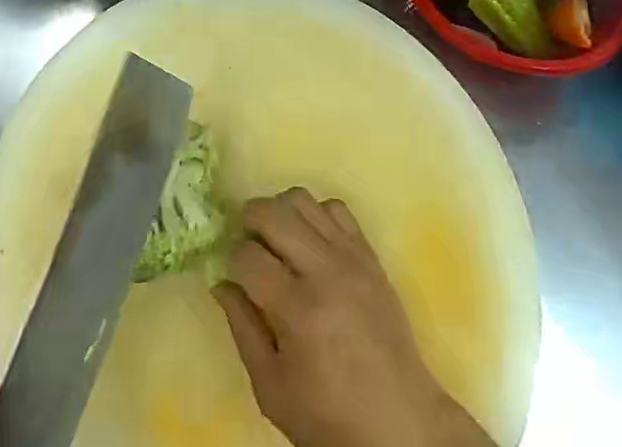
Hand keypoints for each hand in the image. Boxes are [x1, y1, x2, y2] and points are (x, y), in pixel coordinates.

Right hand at [214, 190, 493, 446]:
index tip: (234, 274)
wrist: (400, 422)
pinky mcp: (370, 255)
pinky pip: (336, 208)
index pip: (247, 255)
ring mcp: (351, 258)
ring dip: (280, 211)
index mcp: (297, 310)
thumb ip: (242, 328)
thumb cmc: (329, 415)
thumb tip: (221, 283)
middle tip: (247, 244)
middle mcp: (324, 272)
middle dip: (248, 220)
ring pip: (303, 199)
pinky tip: (311, 242)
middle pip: (272, 212)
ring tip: (277, 239)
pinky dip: (315, 214)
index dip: (231, 259)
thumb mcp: (271, 387)